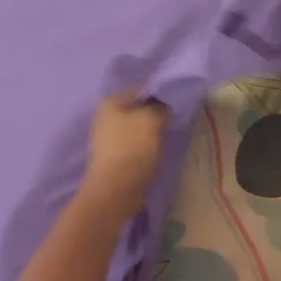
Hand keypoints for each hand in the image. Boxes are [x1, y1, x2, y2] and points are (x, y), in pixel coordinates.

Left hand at [79, 92, 169, 217]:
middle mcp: (105, 118)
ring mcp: (108, 140)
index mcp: (110, 103)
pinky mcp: (114, 158)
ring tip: (167, 139)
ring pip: (137, 130)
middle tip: (173, 123)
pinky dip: (146, 148)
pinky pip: (135, 146)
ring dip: (152, 134)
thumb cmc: (132, 149)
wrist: (116, 190)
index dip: (158, 96)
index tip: (175, 106)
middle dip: (155, 116)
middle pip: (137, 111)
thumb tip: (164, 109)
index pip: (139, 90)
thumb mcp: (151, 120)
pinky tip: (156, 154)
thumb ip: (159, 108)